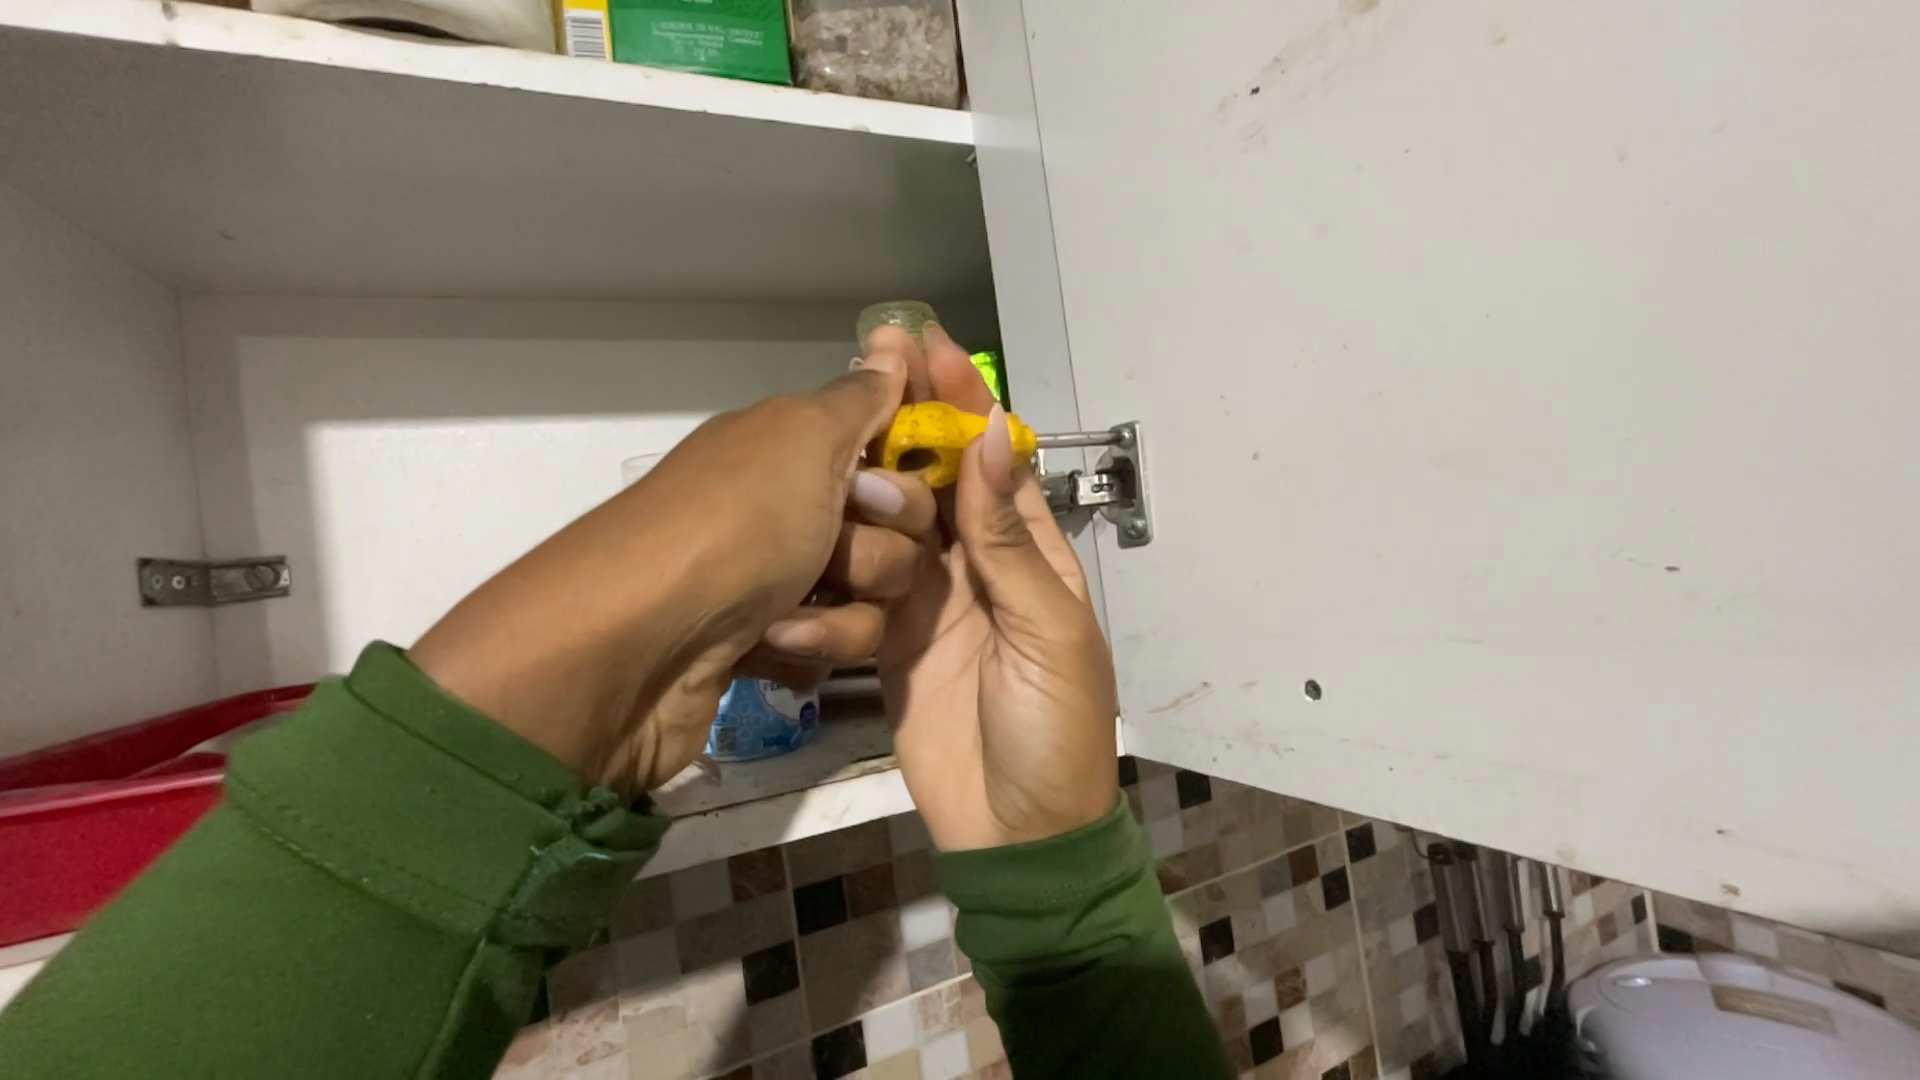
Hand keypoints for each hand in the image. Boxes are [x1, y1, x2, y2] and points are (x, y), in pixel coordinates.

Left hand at [410, 348, 934, 794]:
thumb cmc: (737, 525)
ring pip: (880, 596)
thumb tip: (892, 340)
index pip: (891, 455)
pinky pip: (842, 644)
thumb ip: (860, 398)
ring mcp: (788, 578)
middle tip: (833, 549)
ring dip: (845, 608)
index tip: (884, 491)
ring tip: (786, 613)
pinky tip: (770, 646)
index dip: (905, 477)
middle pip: (899, 533)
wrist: (640, 642)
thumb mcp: (802, 438)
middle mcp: (798, 509)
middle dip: (879, 550)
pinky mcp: (779, 641)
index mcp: (801, 451)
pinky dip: (812, 646)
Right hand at [878, 324, 1120, 850]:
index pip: (993, 461)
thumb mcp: (1048, 630)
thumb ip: (1010, 541)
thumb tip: (991, 439)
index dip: (964, 404)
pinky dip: (838, 556)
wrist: (1014, 829)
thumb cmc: (1053, 727)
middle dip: (908, 420)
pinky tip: (810, 515)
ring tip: (830, 429)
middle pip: (937, 478)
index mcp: (1030, 552)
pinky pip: (859, 584)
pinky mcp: (887, 636)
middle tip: (868, 361)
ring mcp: (928, 598)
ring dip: (867, 478)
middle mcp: (977, 564)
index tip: (927, 349)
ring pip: (892, 521)